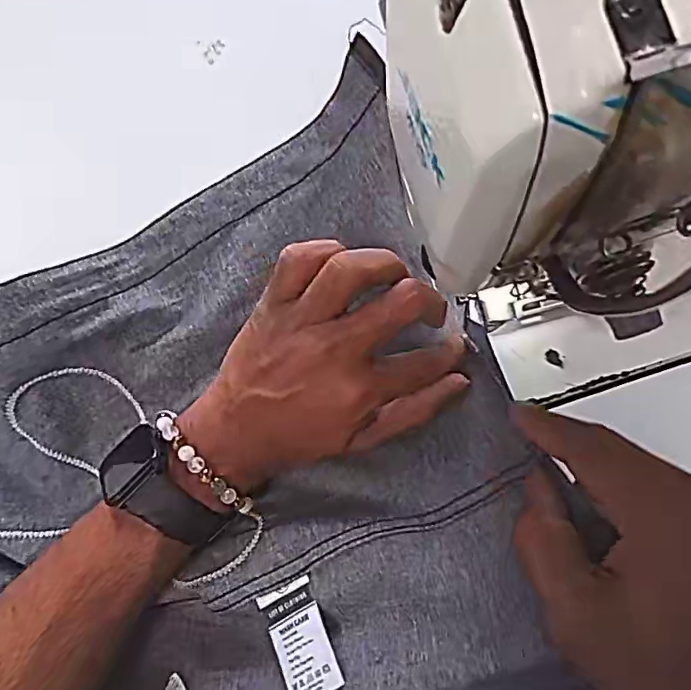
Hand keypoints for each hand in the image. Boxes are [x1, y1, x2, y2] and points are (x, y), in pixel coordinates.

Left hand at [178, 240, 469, 495]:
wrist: (236, 432)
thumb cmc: (296, 436)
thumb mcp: (362, 439)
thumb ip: (413, 412)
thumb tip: (455, 383)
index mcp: (358, 390)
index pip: (425, 361)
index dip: (450, 351)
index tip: (452, 344)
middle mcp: (334, 350)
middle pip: (402, 303)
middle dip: (431, 301)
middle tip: (428, 307)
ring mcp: (301, 323)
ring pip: (351, 269)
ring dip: (384, 263)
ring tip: (393, 274)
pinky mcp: (273, 306)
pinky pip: (298, 259)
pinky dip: (323, 250)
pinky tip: (339, 262)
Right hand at [510, 406, 690, 689]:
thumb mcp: (580, 622)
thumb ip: (544, 542)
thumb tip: (539, 495)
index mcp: (674, 510)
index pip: (595, 446)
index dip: (550, 429)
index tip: (526, 417)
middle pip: (638, 474)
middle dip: (603, 501)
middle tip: (590, 557)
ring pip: (681, 495)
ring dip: (652, 522)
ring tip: (656, 594)